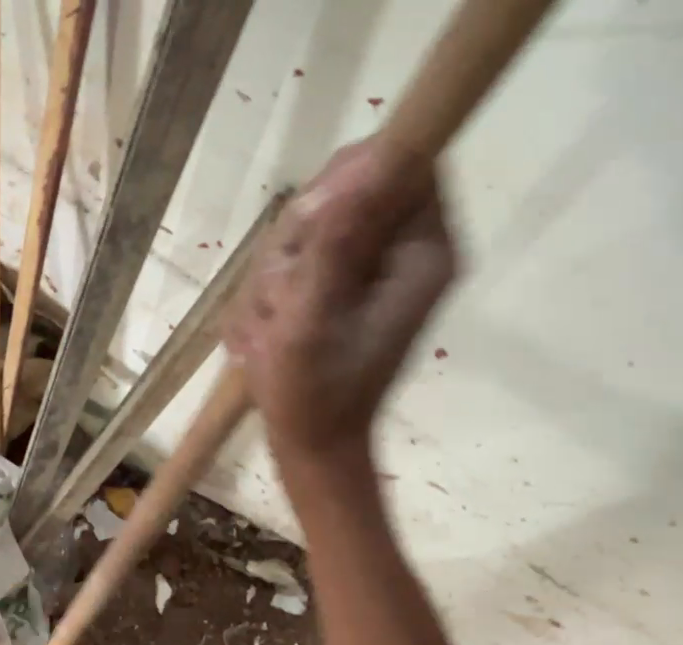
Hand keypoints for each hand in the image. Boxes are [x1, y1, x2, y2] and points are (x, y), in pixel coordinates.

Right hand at [224, 140, 457, 469]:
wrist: (310, 445)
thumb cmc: (315, 394)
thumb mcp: (315, 320)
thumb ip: (336, 244)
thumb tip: (369, 162)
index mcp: (420, 251)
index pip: (400, 163)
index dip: (347, 177)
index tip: (307, 222)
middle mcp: (399, 251)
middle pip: (339, 195)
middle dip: (293, 244)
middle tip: (279, 298)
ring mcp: (363, 271)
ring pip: (303, 234)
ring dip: (270, 280)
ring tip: (267, 331)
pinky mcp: (334, 288)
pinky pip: (288, 266)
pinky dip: (264, 299)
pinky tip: (263, 337)